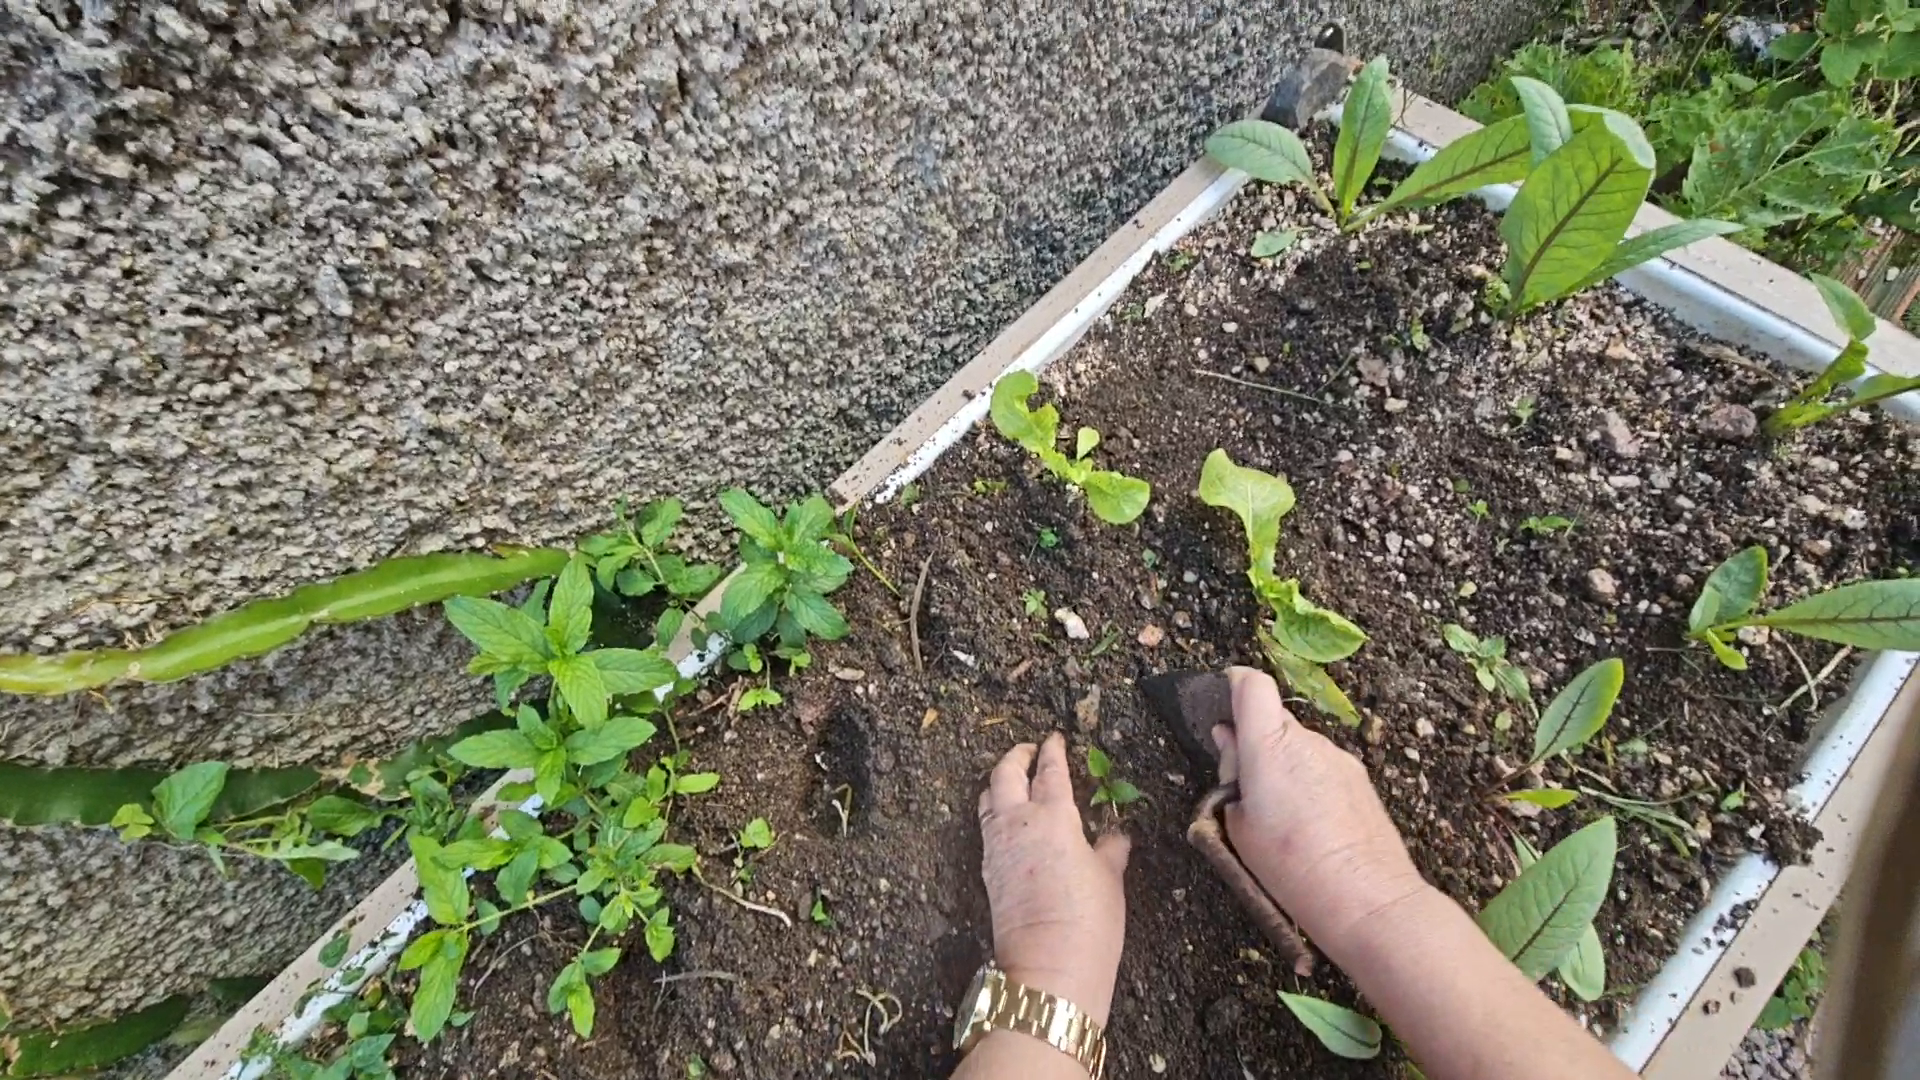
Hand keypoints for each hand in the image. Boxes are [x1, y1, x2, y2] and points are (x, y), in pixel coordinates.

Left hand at [976, 732, 1129, 1024]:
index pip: (1049, 771)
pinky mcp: (987, 867)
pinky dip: (995, 809)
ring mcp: (997, 843)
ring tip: (1014, 779)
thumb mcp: (1110, 879)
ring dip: (999, 781)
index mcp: (1053, 816)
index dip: (1052, 750)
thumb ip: (1110, 848)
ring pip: (988, 796)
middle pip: (1005, 773)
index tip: (1054, 737)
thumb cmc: (1089, 920)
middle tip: (1030, 750)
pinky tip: (1008, 818)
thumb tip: (1116, 834)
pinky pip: (986, 824)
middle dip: (1016, 756)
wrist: (1048, 967)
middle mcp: (1018, 821)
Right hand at [1213, 667, 1426, 951]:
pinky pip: (1322, 765)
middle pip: (1272, 718)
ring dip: (1283, 764)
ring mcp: (1338, 757)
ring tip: (1283, 815)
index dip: (1234, 683)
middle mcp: (1305, 741)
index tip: (1223, 702)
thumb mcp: (1238, 825)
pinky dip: (1309, 780)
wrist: (1370, 902)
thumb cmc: (1292, 867)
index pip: (1252, 685)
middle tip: (1245, 785)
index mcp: (1268, 746)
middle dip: (1254, 740)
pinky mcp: (1360, 778)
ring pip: (1298, 745)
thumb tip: (1229, 740)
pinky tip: (1313, 824)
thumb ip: (1231, 772)